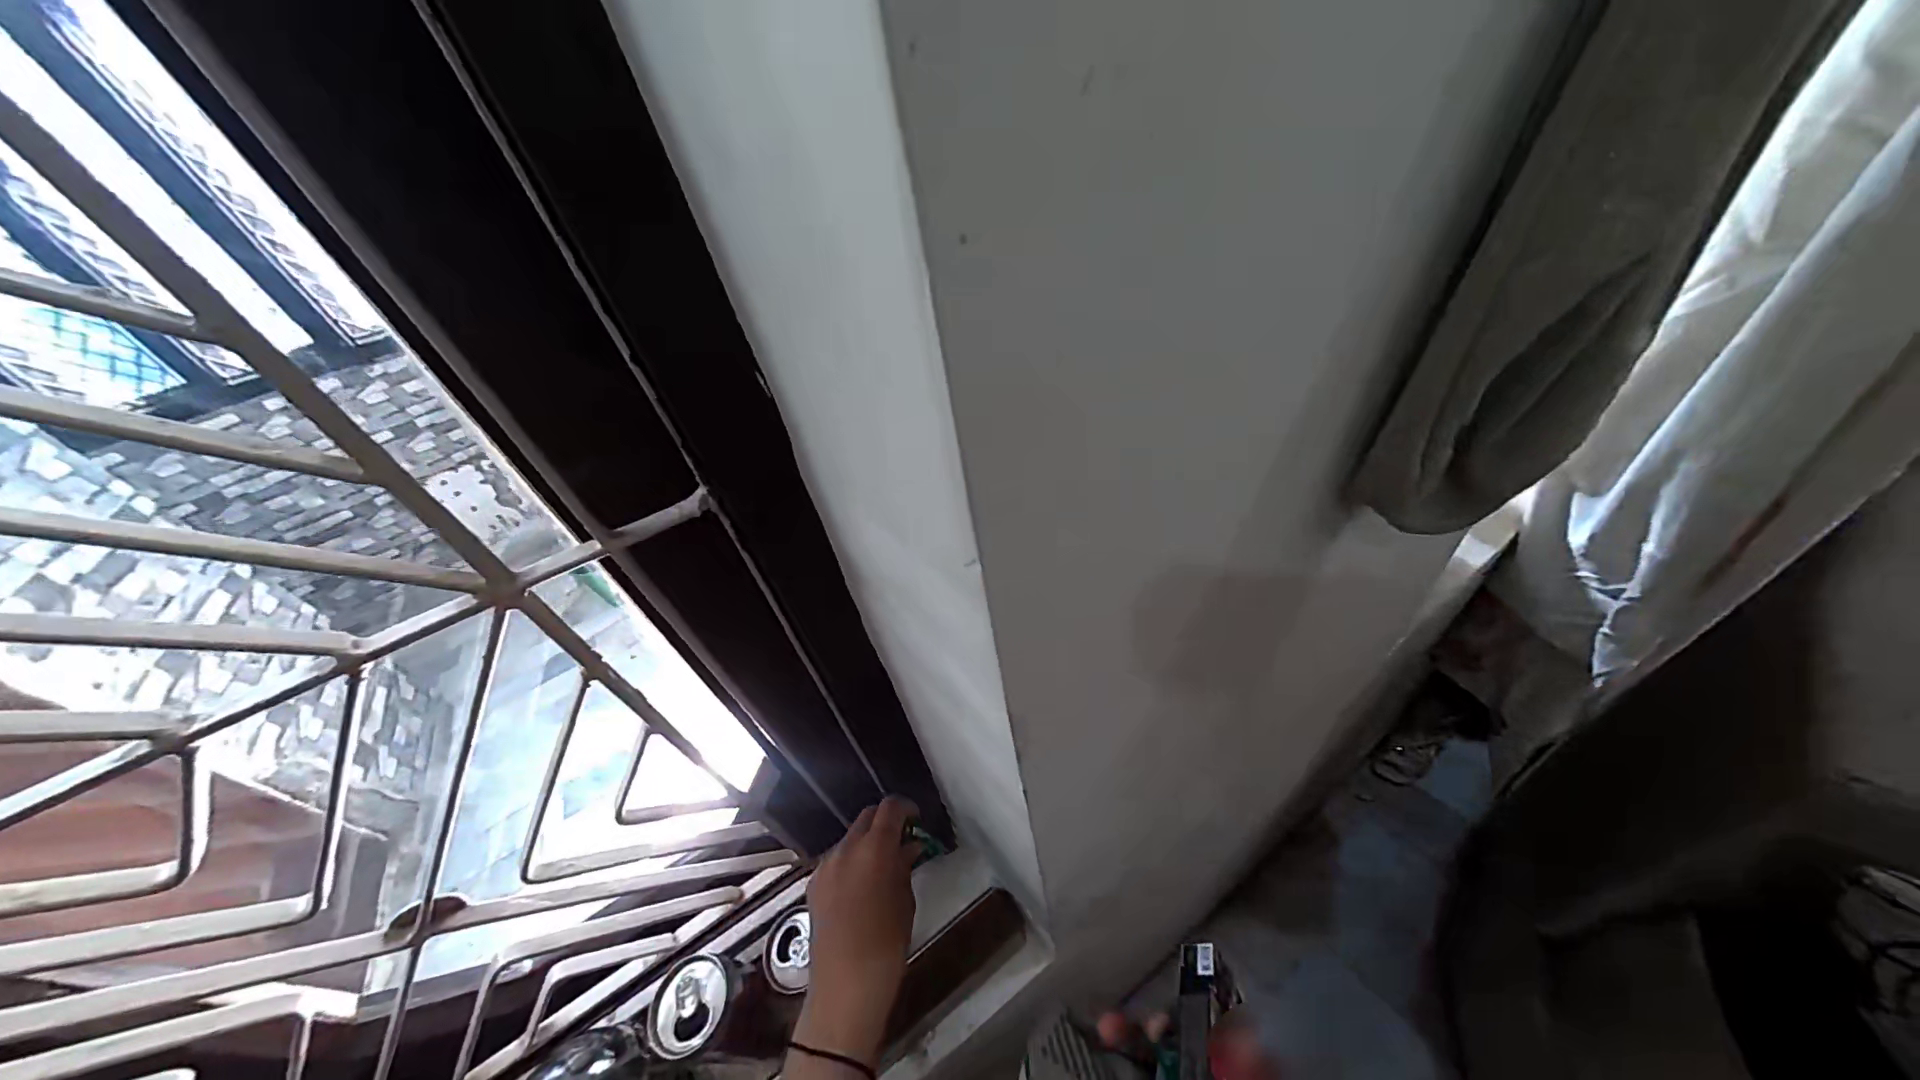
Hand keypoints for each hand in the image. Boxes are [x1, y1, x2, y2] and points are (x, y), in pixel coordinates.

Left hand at [792, 795, 918, 1068]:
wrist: (845, 986)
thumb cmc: (886, 944)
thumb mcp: (905, 900)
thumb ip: (904, 866)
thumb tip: (908, 848)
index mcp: (873, 849)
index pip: (889, 808)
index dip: (905, 807)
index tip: (916, 819)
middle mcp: (845, 849)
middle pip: (866, 817)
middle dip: (885, 822)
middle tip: (902, 840)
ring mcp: (825, 866)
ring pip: (849, 838)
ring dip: (867, 842)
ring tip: (883, 865)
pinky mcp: (813, 884)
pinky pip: (836, 860)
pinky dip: (851, 861)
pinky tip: (862, 884)